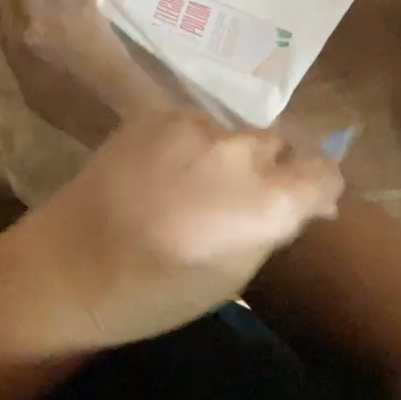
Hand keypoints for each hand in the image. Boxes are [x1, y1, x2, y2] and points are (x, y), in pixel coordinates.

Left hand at [5, 109, 344, 347]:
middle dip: (272, 168)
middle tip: (241, 198)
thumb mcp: (236, 273)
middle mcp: (239, 148)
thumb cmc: (161, 287)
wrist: (77, 259)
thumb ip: (273, 224)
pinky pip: (194, 124)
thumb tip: (304, 201)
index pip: (323, 172)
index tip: (307, 201)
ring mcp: (194, 122)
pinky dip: (191, 143)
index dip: (318, 187)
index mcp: (268, 196)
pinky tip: (165, 171)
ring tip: (195, 185)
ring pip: (233, 132)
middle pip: (277, 145)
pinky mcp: (157, 111)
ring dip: (227, 153)